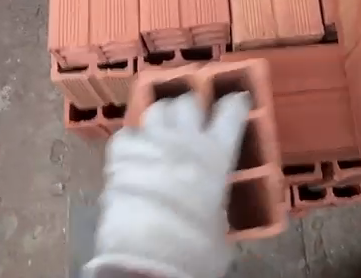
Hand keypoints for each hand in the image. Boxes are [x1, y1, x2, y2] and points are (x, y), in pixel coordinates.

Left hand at [84, 90, 251, 277]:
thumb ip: (217, 202)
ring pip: (158, 108)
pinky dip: (130, 144)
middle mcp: (185, 138)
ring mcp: (152, 141)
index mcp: (216, 154)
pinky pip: (127, 135)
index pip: (231, 113)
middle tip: (190, 121)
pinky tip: (130, 156)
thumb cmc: (194, 249)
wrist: (148, 259)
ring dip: (162, 119)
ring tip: (160, 134)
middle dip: (190, 108)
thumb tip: (212, 204)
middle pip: (189, 101)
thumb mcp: (219, 226)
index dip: (235, 103)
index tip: (237, 100)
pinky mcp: (122, 151)